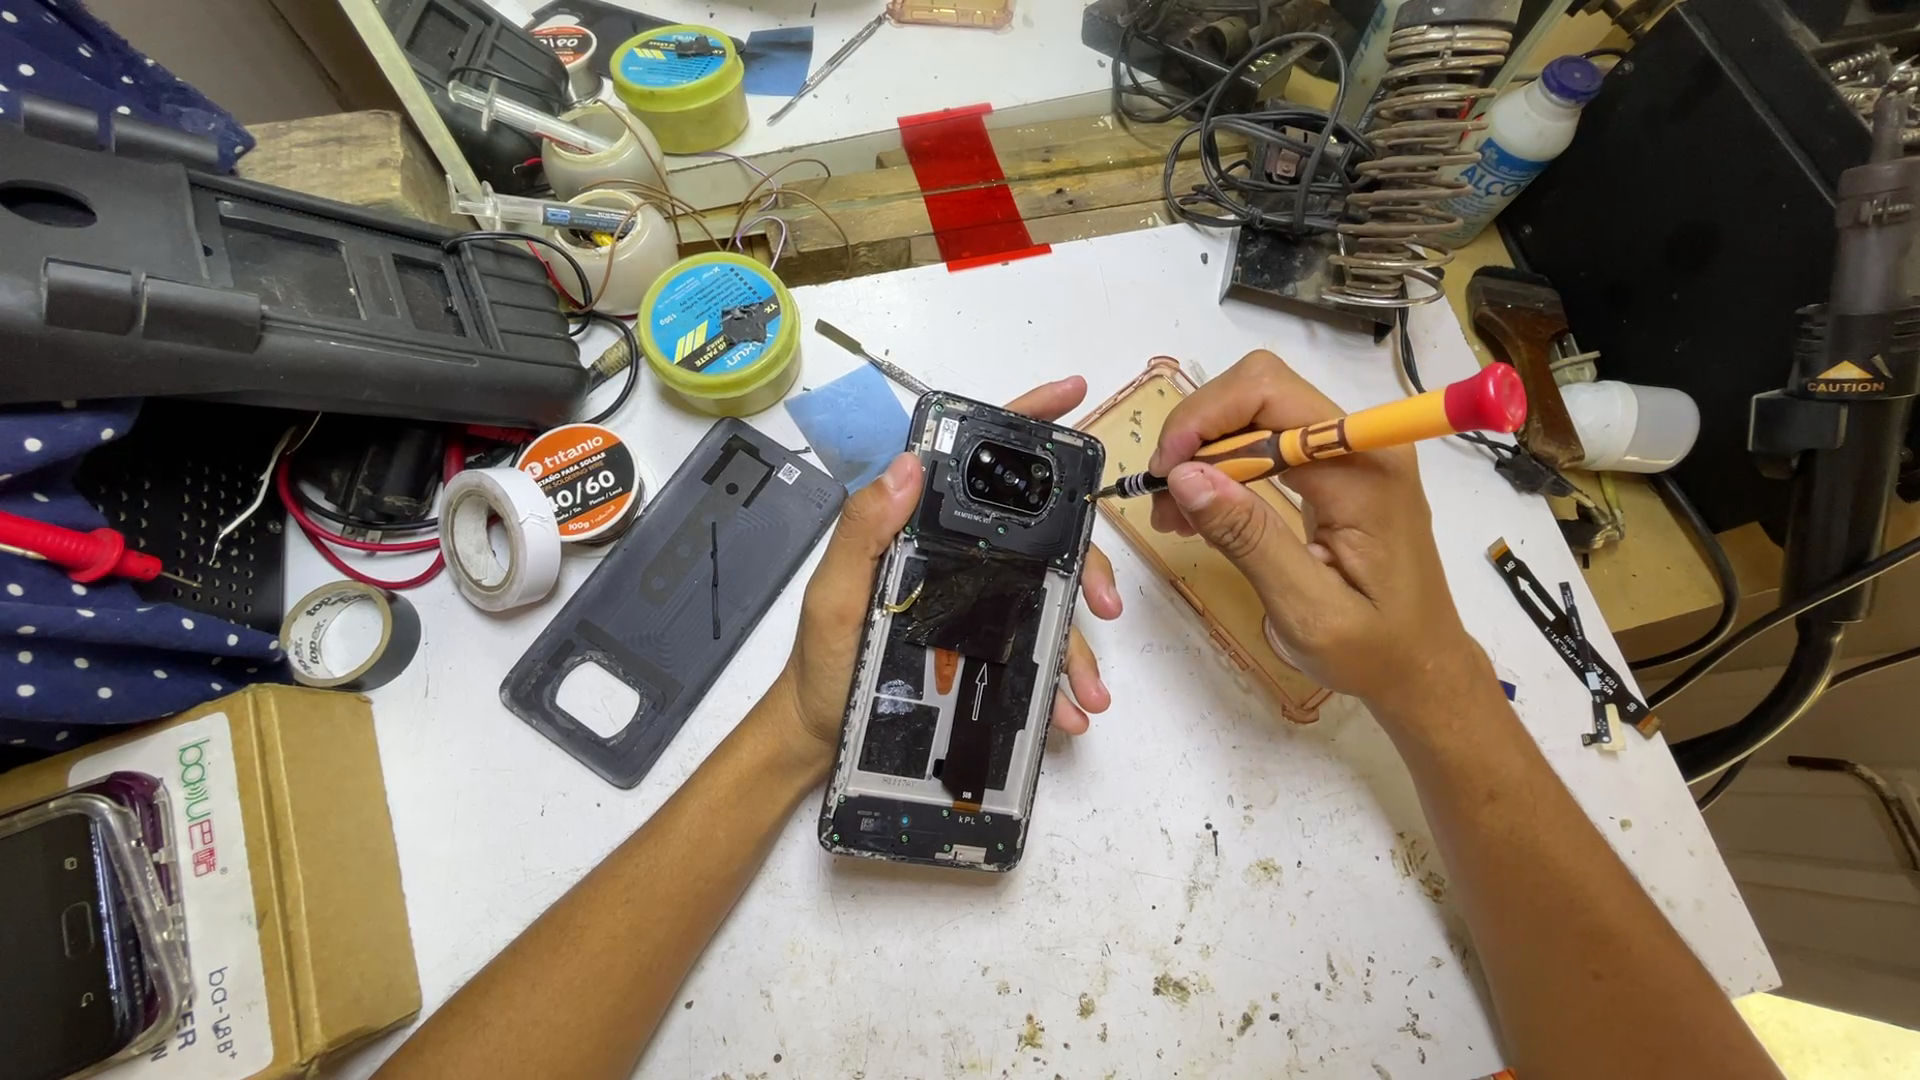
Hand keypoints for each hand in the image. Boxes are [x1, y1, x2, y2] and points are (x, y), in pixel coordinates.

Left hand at [763, 376, 1123, 775]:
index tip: (1072, 394)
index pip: (975, 465)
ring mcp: (979, 601)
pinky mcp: (987, 644)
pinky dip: (1058, 680)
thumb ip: (863, 530)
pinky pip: (1035, 653)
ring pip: (1050, 597)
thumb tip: (909, 463)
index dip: (1024, 423)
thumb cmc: (825, 659)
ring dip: (1079, 641)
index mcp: (924, 529)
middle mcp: (961, 557)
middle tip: (1105, 601)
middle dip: (1085, 561)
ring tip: (1091, 686)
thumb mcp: (836, 593)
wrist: (826, 730)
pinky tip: (1070, 708)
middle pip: (1040, 535)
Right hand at [1146, 350, 1492, 726]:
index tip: (1163, 474)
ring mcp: (1346, 452)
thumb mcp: (1307, 608)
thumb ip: (1250, 539)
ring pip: (1252, 413)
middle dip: (1196, 433)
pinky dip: (1220, 469)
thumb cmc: (1374, 651)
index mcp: (1363, 467)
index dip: (1203, 419)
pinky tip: (1200, 513)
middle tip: (1163, 497)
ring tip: (1174, 514)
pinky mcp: (1331, 470)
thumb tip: (1185, 477)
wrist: (1419, 666)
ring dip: (1202, 453)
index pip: (1268, 395)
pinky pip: (1262, 443)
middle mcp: (1359, 442)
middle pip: (1257, 391)